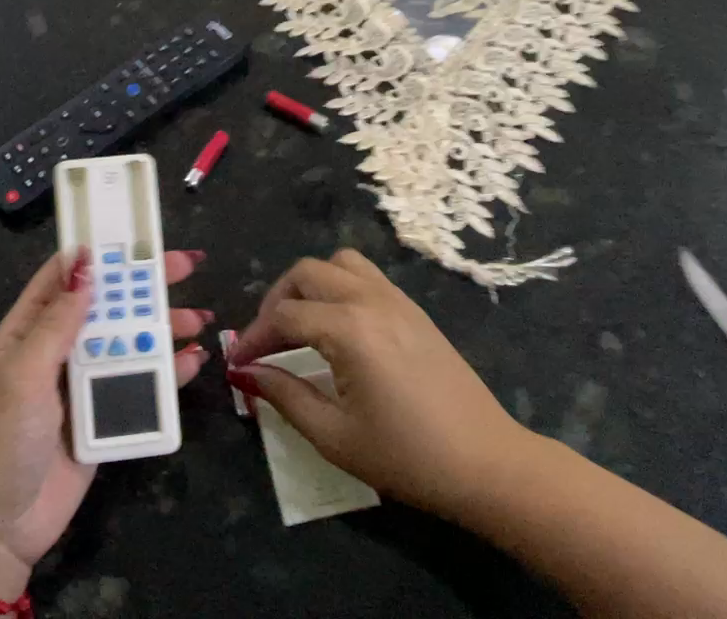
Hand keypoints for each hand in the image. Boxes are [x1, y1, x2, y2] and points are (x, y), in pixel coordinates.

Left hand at [0, 248, 210, 602]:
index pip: (62, 279)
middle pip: (105, 308)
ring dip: (162, 329)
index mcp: (24, 334)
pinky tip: (190, 362)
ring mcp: (80, 387)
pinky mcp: (102, 419)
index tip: (134, 235)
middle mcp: (55, 352)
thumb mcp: (21, 377)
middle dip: (142, 287)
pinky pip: (138, 387)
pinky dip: (165, 373)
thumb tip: (85, 268)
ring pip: (127, 345)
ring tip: (198, 318)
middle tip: (185, 266)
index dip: (96, 255)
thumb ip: (57, 325)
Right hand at [225, 248, 534, 519]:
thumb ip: (285, 396)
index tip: (239, 365)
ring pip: (340, 263)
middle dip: (277, 301)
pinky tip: (338, 328)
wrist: (487, 464)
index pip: (284, 316)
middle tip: (267, 341)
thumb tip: (247, 373)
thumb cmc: (407, 457)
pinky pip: (367, 276)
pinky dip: (340, 287)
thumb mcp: (335, 436)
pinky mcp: (415, 311)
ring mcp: (398, 300)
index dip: (254, 338)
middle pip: (307, 273)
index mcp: (349, 329)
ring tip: (301, 325)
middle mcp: (371, 300)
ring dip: (311, 285)